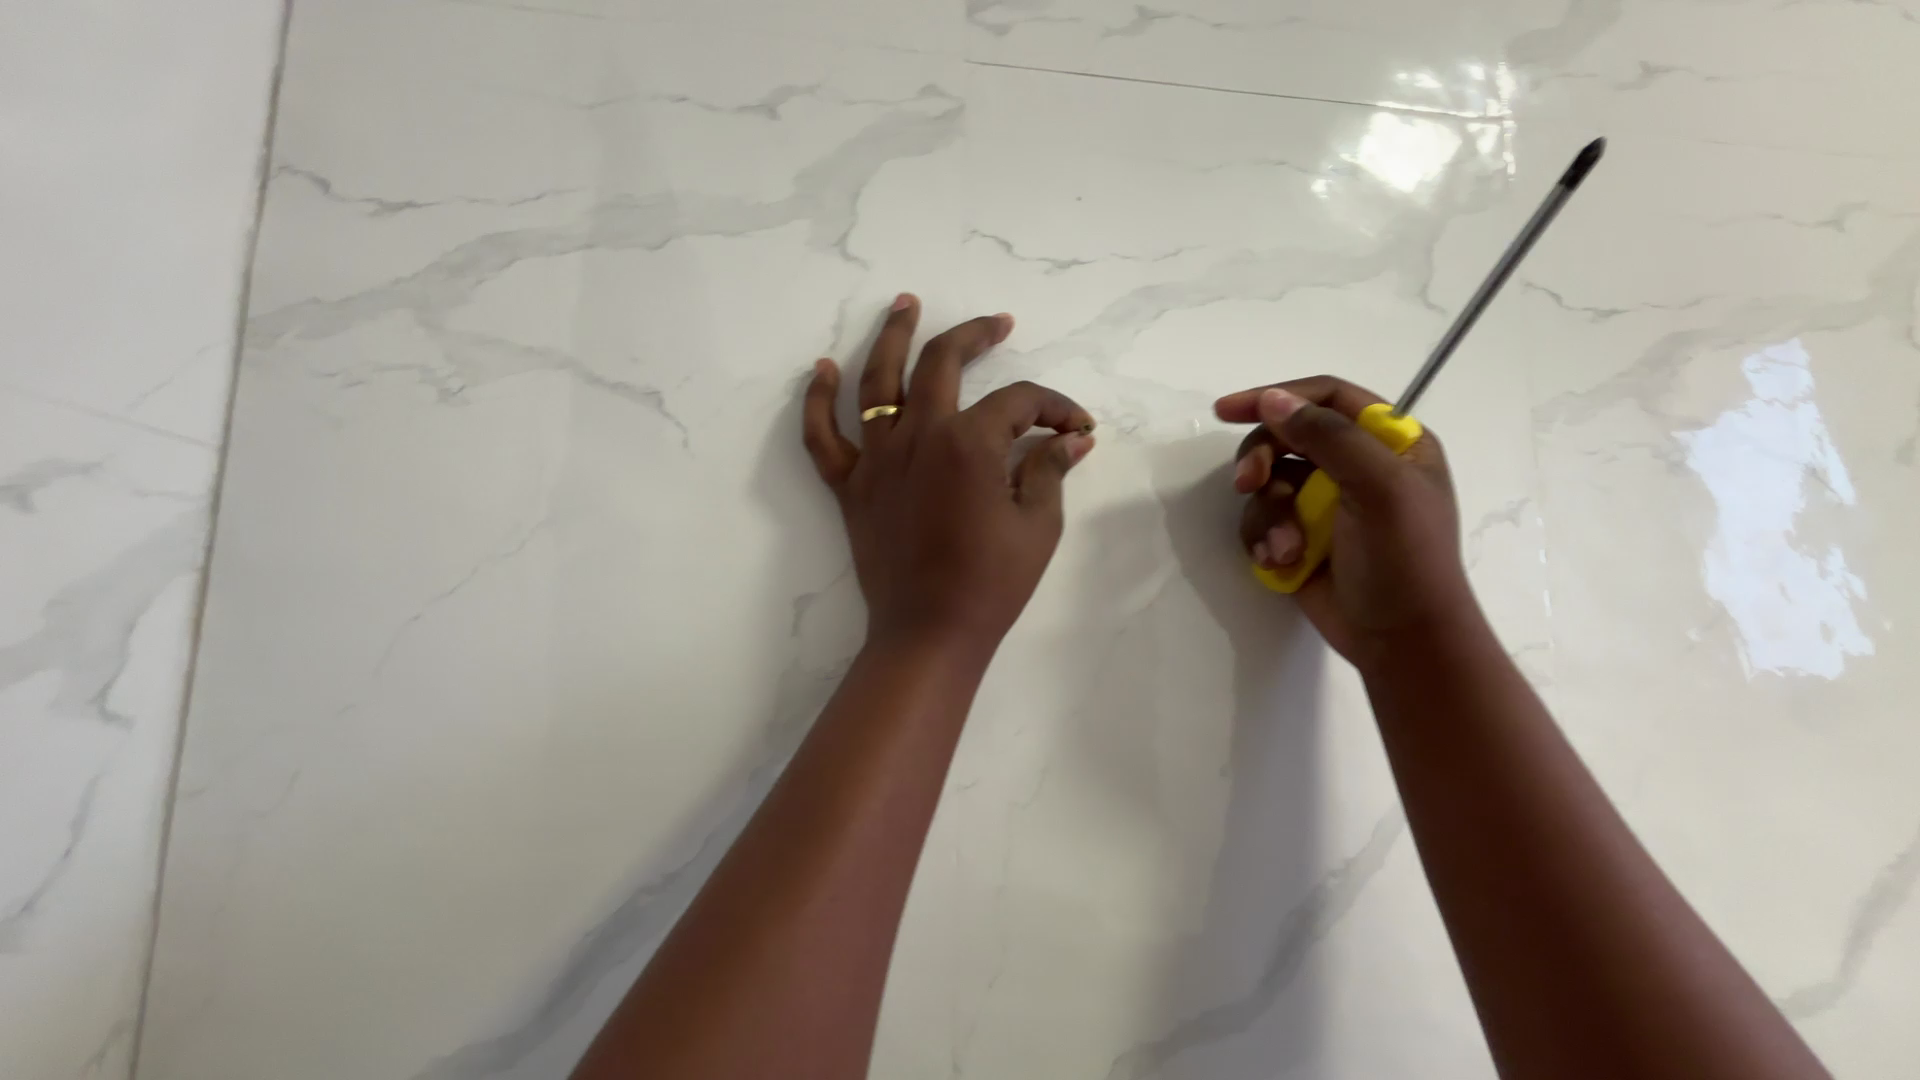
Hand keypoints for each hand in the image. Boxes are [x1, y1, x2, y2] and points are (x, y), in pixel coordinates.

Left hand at [803, 295, 1096, 655]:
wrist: (930, 631)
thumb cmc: (992, 583)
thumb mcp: (1037, 526)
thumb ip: (1050, 470)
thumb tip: (1073, 439)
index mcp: (971, 443)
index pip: (1019, 403)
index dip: (1055, 408)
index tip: (1077, 428)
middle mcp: (919, 435)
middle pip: (942, 363)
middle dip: (975, 335)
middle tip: (997, 325)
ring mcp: (877, 458)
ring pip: (877, 380)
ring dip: (892, 335)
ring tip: (905, 303)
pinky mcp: (849, 486)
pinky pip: (822, 436)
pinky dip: (817, 401)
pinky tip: (822, 368)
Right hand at [1216, 376, 1475, 668]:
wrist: (1401, 640)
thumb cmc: (1404, 559)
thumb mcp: (1378, 488)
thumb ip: (1327, 438)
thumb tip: (1271, 399)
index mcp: (1389, 443)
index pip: (1327, 398)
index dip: (1277, 396)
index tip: (1228, 410)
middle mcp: (1355, 466)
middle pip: (1285, 437)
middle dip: (1261, 459)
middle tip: (1247, 483)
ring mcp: (1325, 504)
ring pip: (1267, 482)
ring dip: (1267, 514)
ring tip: (1284, 548)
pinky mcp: (1300, 538)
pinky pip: (1261, 521)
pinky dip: (1263, 539)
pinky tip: (1278, 562)